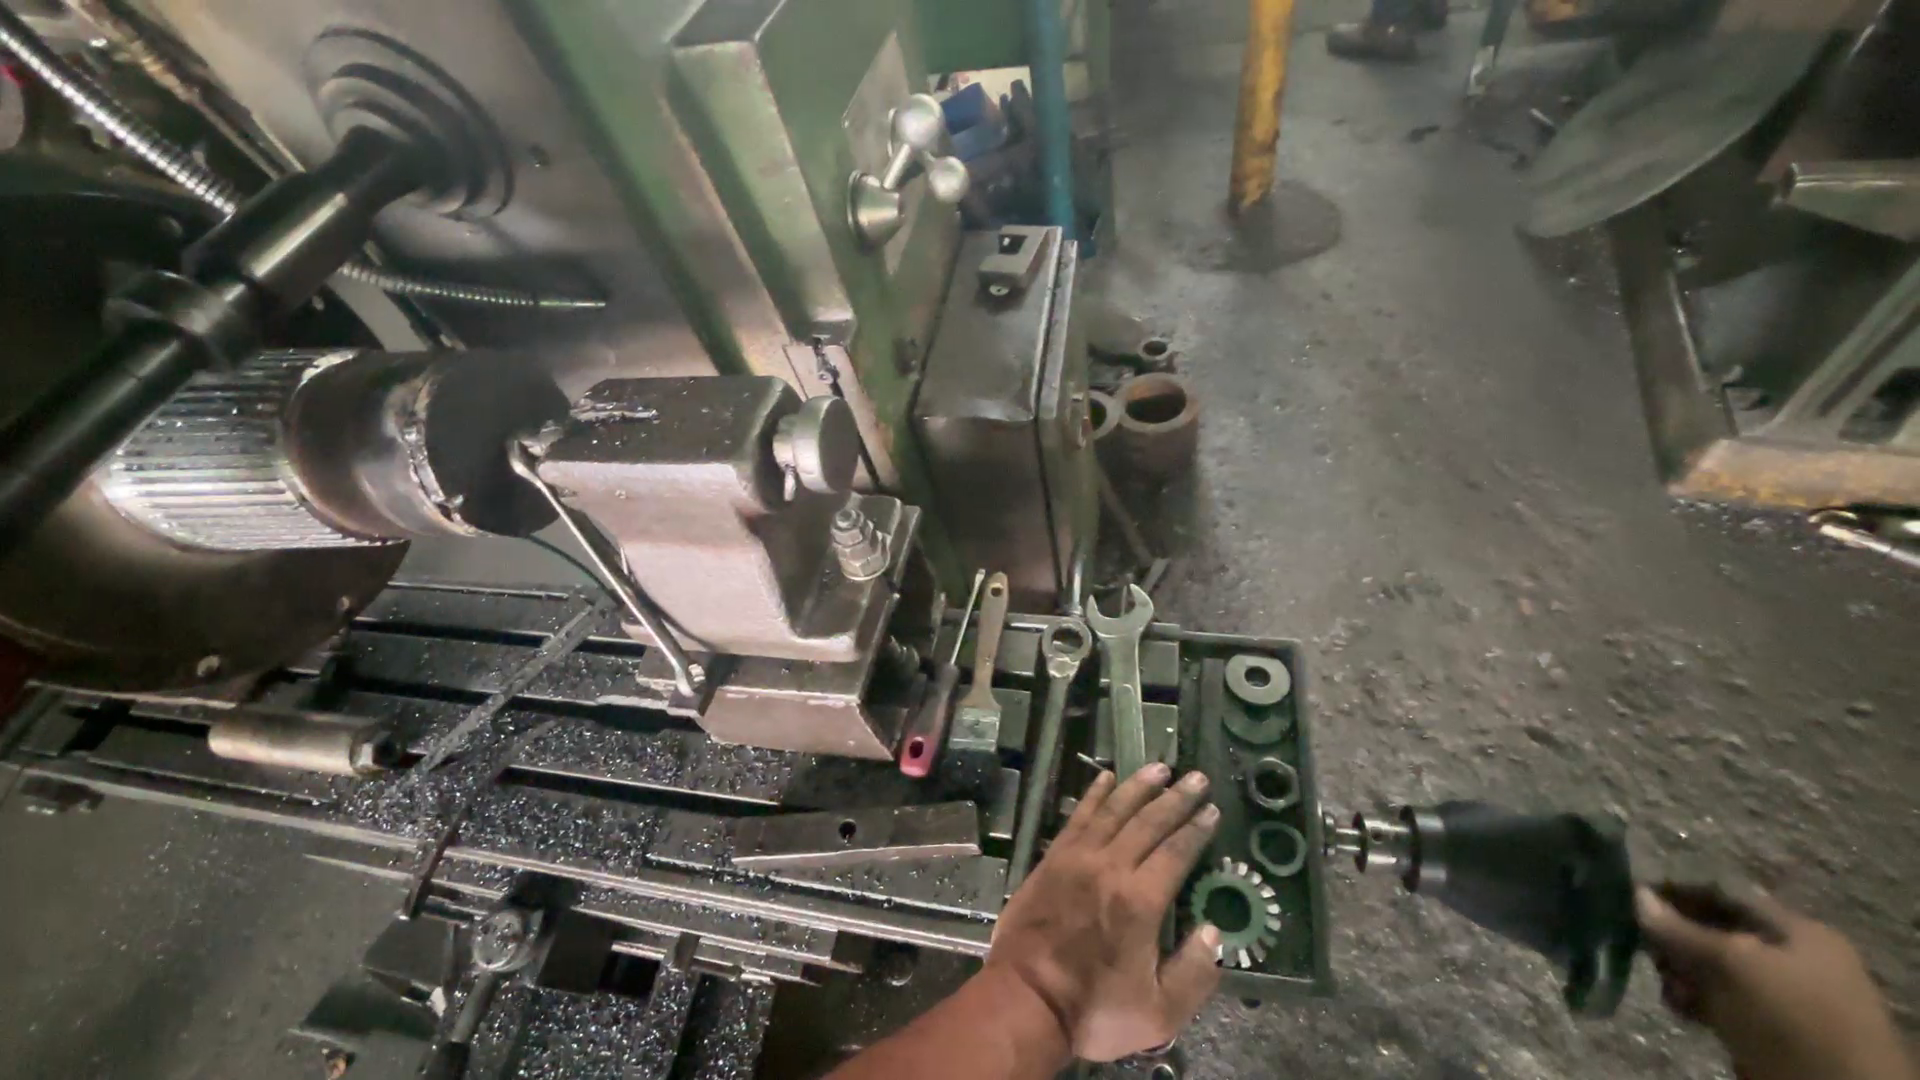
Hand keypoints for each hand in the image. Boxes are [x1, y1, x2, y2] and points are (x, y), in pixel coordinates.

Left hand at [986, 763, 1222, 1062]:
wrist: (1025, 1000)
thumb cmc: (1093, 1010)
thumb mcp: (1158, 1013)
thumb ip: (1194, 973)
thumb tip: (1213, 932)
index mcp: (1140, 901)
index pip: (1176, 852)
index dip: (1196, 828)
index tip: (1211, 809)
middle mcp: (1110, 868)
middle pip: (1149, 822)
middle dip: (1176, 797)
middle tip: (1196, 777)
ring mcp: (1077, 858)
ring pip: (1113, 810)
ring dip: (1138, 786)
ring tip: (1159, 767)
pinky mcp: (1052, 859)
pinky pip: (1077, 817)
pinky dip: (1093, 795)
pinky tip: (1106, 778)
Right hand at [1637, 884, 1916, 1079]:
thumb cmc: (1788, 1015)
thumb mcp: (1730, 964)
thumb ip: (1680, 929)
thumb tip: (1636, 895)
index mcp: (1797, 932)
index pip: (1725, 894)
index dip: (1678, 891)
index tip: (1633, 896)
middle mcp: (1791, 956)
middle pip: (1714, 930)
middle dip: (1675, 938)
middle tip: (1645, 946)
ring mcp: (1780, 994)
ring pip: (1711, 966)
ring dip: (1680, 971)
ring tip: (1667, 985)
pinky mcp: (1765, 1024)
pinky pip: (1717, 997)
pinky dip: (1692, 998)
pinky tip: (1680, 1006)